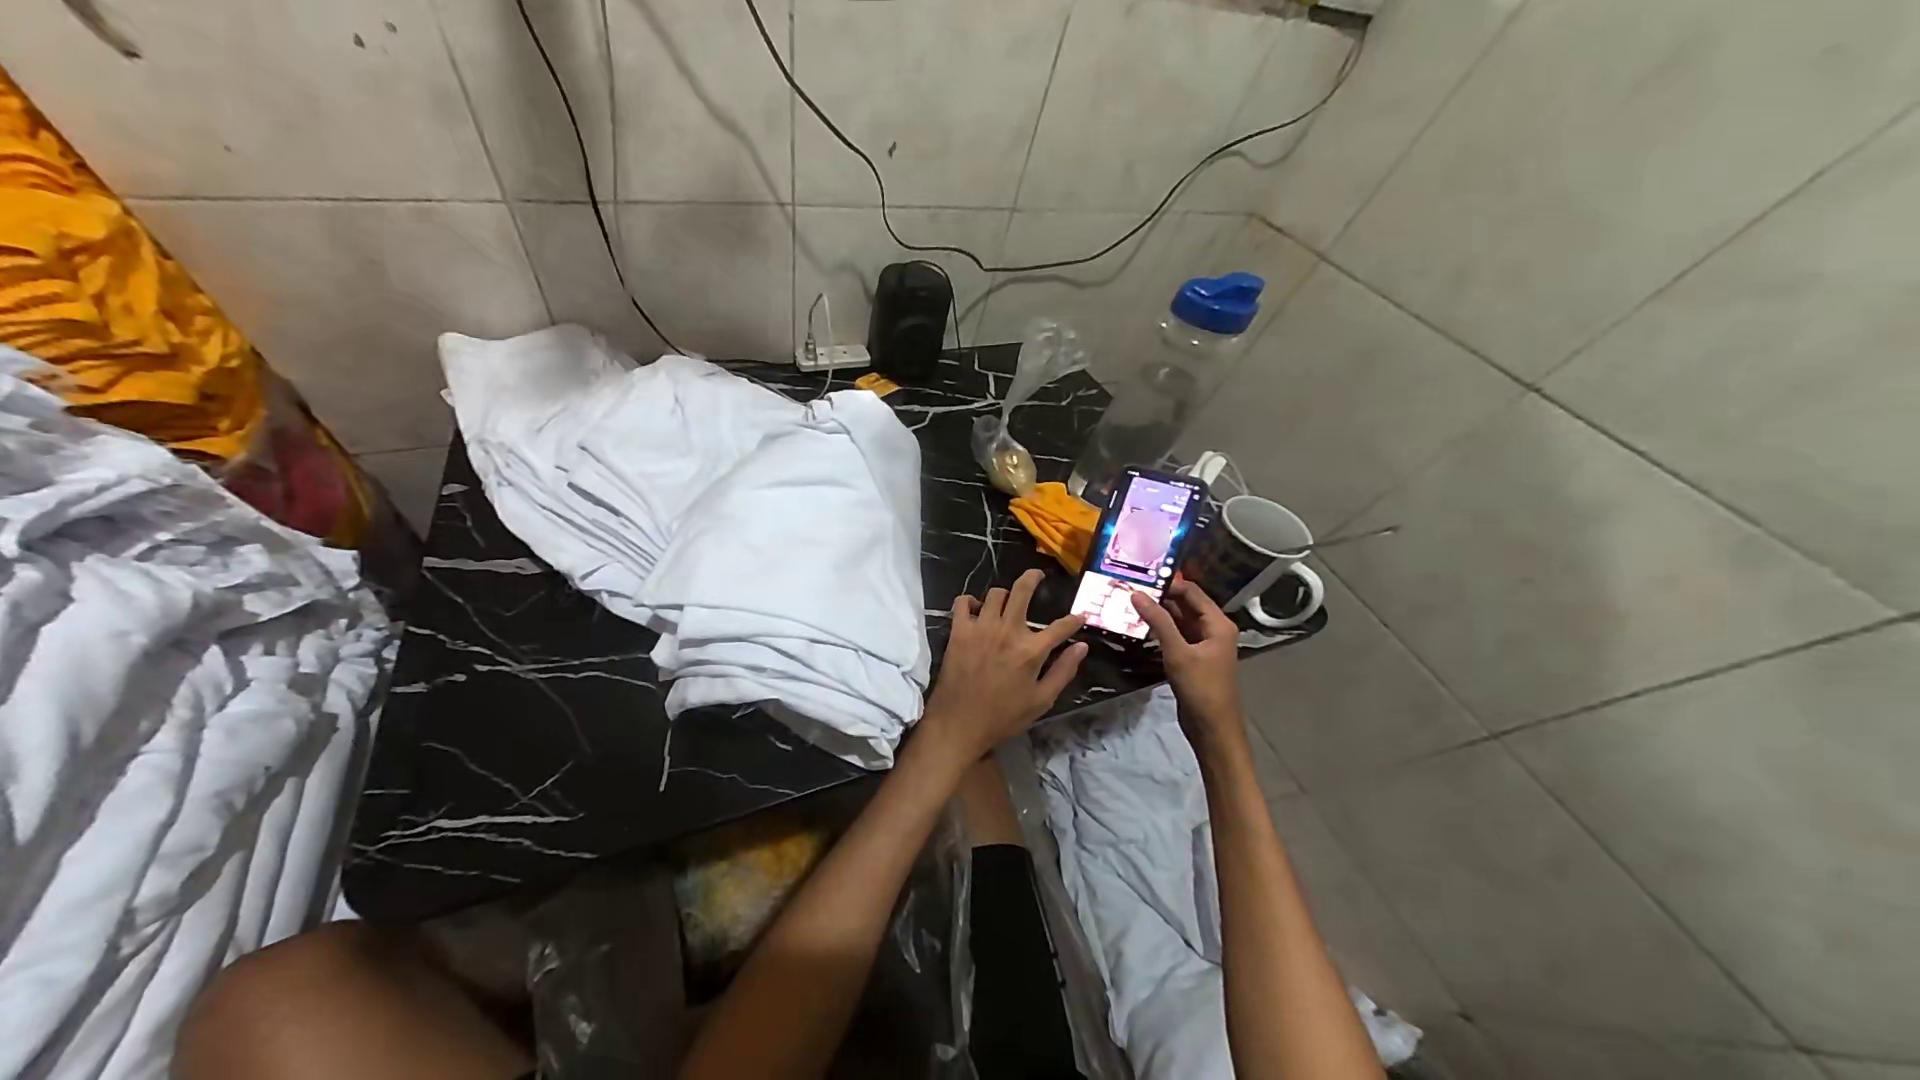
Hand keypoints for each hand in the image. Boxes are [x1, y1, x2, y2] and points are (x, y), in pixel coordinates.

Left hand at [920, 569, 1087, 763]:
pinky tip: (976, 609)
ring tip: (1007, 602)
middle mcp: (1008, 631)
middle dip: (1033, 577)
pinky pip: (963, 603)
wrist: (959, 724)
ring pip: (995, 593)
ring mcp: (981, 628)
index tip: (1080, 617)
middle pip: (1023, 590)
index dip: (1074, 620)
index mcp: (1031, 650)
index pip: (1060, 626)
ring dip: (1004, 594)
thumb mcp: (1041, 700)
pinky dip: (970, 601)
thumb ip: (1064, 671)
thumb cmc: (1003, 716)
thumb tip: (1082, 647)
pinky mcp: (959, 631)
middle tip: (1037, 575)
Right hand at [1132, 580, 1243, 740]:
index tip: (1139, 580)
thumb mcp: (1178, 652)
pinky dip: (1160, 631)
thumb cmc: (1201, 687)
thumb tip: (1137, 594)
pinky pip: (1175, 637)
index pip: (1191, 592)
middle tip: (1129, 590)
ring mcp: (1203, 645)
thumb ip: (1158, 621)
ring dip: (1157, 615)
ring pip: (1178, 621)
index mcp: (1217, 623)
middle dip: (1159, 598)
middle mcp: (1212, 629)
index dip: (1167, 584)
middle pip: (1185, 605)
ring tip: (1128, 605)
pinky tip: (1139, 627)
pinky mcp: (1193, 658)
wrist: (1213, 728)